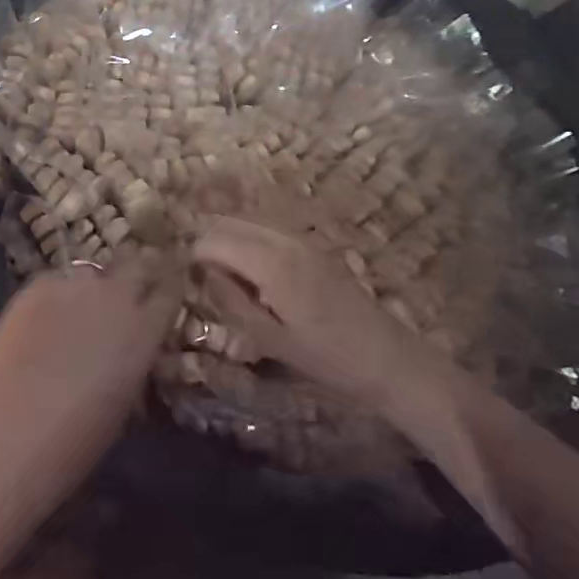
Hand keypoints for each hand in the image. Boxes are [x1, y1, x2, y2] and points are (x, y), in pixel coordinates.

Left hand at [0, 248, 183, 430]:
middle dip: (140, 271)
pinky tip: (47, 317)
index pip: (171, 290)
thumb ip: (133, 367)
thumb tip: (131, 358)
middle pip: (138, 264)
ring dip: (96, 285)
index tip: (171, 285)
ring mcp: (75, 285)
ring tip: (82, 307)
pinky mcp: (37, 285)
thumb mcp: (123, 407)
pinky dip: (60, 293)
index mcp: (144, 330)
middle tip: (134, 286)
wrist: (5, 430)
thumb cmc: (73, 442)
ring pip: (95, 271)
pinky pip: (59, 280)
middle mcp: (116, 296)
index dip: (171, 285)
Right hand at [193, 216, 427, 409]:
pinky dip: (250, 240)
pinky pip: (268, 229)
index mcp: (270, 262)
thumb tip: (205, 274)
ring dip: (229, 239)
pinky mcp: (313, 244)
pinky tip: (255, 273)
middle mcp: (284, 238)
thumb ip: (232, 301)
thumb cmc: (326, 358)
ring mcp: (301, 238)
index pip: (214, 239)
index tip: (190, 282)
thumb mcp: (270, 339)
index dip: (195, 258)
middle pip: (229, 221)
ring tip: (227, 277)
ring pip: (248, 220)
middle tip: (204, 280)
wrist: (387, 358)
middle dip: (209, 244)